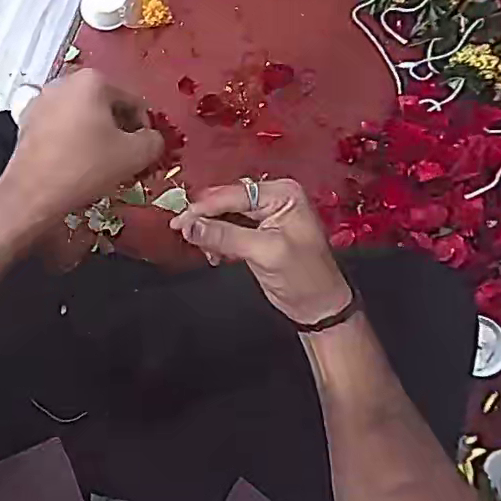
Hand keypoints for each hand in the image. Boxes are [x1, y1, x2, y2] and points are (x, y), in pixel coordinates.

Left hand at [0, 69, 164, 233]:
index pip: (134, 103)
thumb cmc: (86, 166)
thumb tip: (152, 139)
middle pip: (107, 107)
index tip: (144, 153)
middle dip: (120, 131)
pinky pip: (62, 127)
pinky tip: (78, 165)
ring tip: (103, 165)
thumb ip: (154, 140)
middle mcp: (65, 82)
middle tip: (126, 159)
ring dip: (98, 137)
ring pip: (84, 117)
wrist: (33, 194)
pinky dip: (75, 141)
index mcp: (93, 80)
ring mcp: (42, 100)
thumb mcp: (135, 155)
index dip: (144, 130)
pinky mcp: (27, 121)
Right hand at [169, 178, 352, 325]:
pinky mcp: (259, 232)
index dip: (204, 207)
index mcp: (283, 193)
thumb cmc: (304, 277)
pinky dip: (218, 240)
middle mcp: (275, 197)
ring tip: (205, 250)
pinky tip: (214, 254)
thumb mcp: (265, 253)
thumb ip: (226, 236)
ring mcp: (267, 214)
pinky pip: (230, 228)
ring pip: (226, 215)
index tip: (180, 221)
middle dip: (206, 218)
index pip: (234, 194)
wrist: (320, 307)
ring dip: (211, 231)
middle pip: (228, 201)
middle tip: (182, 232)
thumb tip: (190, 226)